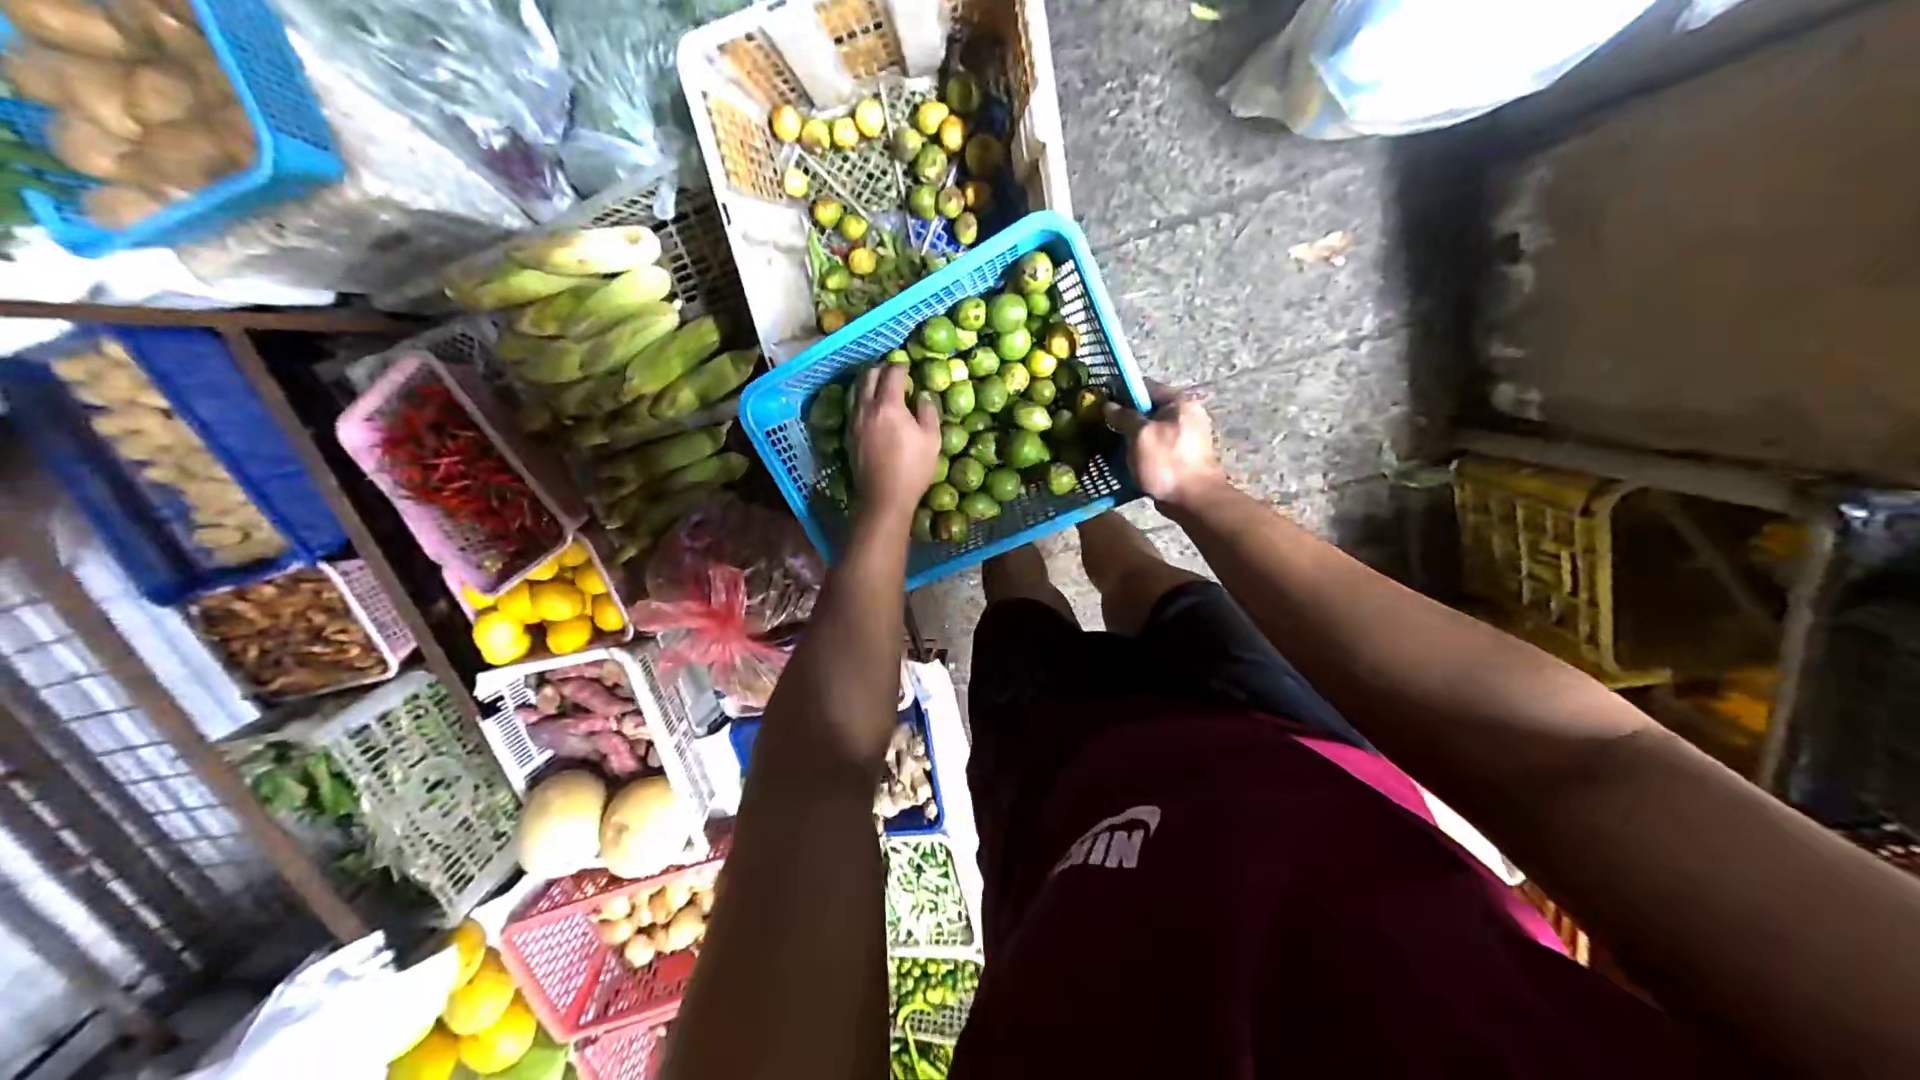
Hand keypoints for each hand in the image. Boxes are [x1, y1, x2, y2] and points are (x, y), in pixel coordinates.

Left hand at [850, 362, 940, 520]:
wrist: (883, 497)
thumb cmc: (912, 469)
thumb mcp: (931, 439)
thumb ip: (928, 412)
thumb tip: (924, 395)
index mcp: (888, 405)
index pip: (892, 373)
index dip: (901, 365)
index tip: (907, 364)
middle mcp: (866, 408)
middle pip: (868, 376)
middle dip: (881, 368)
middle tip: (893, 371)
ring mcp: (854, 422)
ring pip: (856, 390)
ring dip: (868, 381)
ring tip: (879, 384)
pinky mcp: (848, 435)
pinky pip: (852, 407)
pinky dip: (861, 398)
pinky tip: (870, 406)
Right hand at [1105, 379, 1229, 508]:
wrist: (1193, 499)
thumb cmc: (1166, 462)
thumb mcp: (1140, 435)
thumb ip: (1124, 416)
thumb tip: (1109, 406)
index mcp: (1180, 402)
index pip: (1145, 387)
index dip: (1121, 392)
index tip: (1101, 402)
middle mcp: (1186, 415)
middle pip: (1149, 409)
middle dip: (1125, 416)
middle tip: (1102, 425)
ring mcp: (1186, 437)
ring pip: (1151, 430)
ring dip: (1131, 436)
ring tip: (1109, 443)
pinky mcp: (1182, 456)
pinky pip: (1155, 446)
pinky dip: (1140, 450)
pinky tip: (1124, 458)